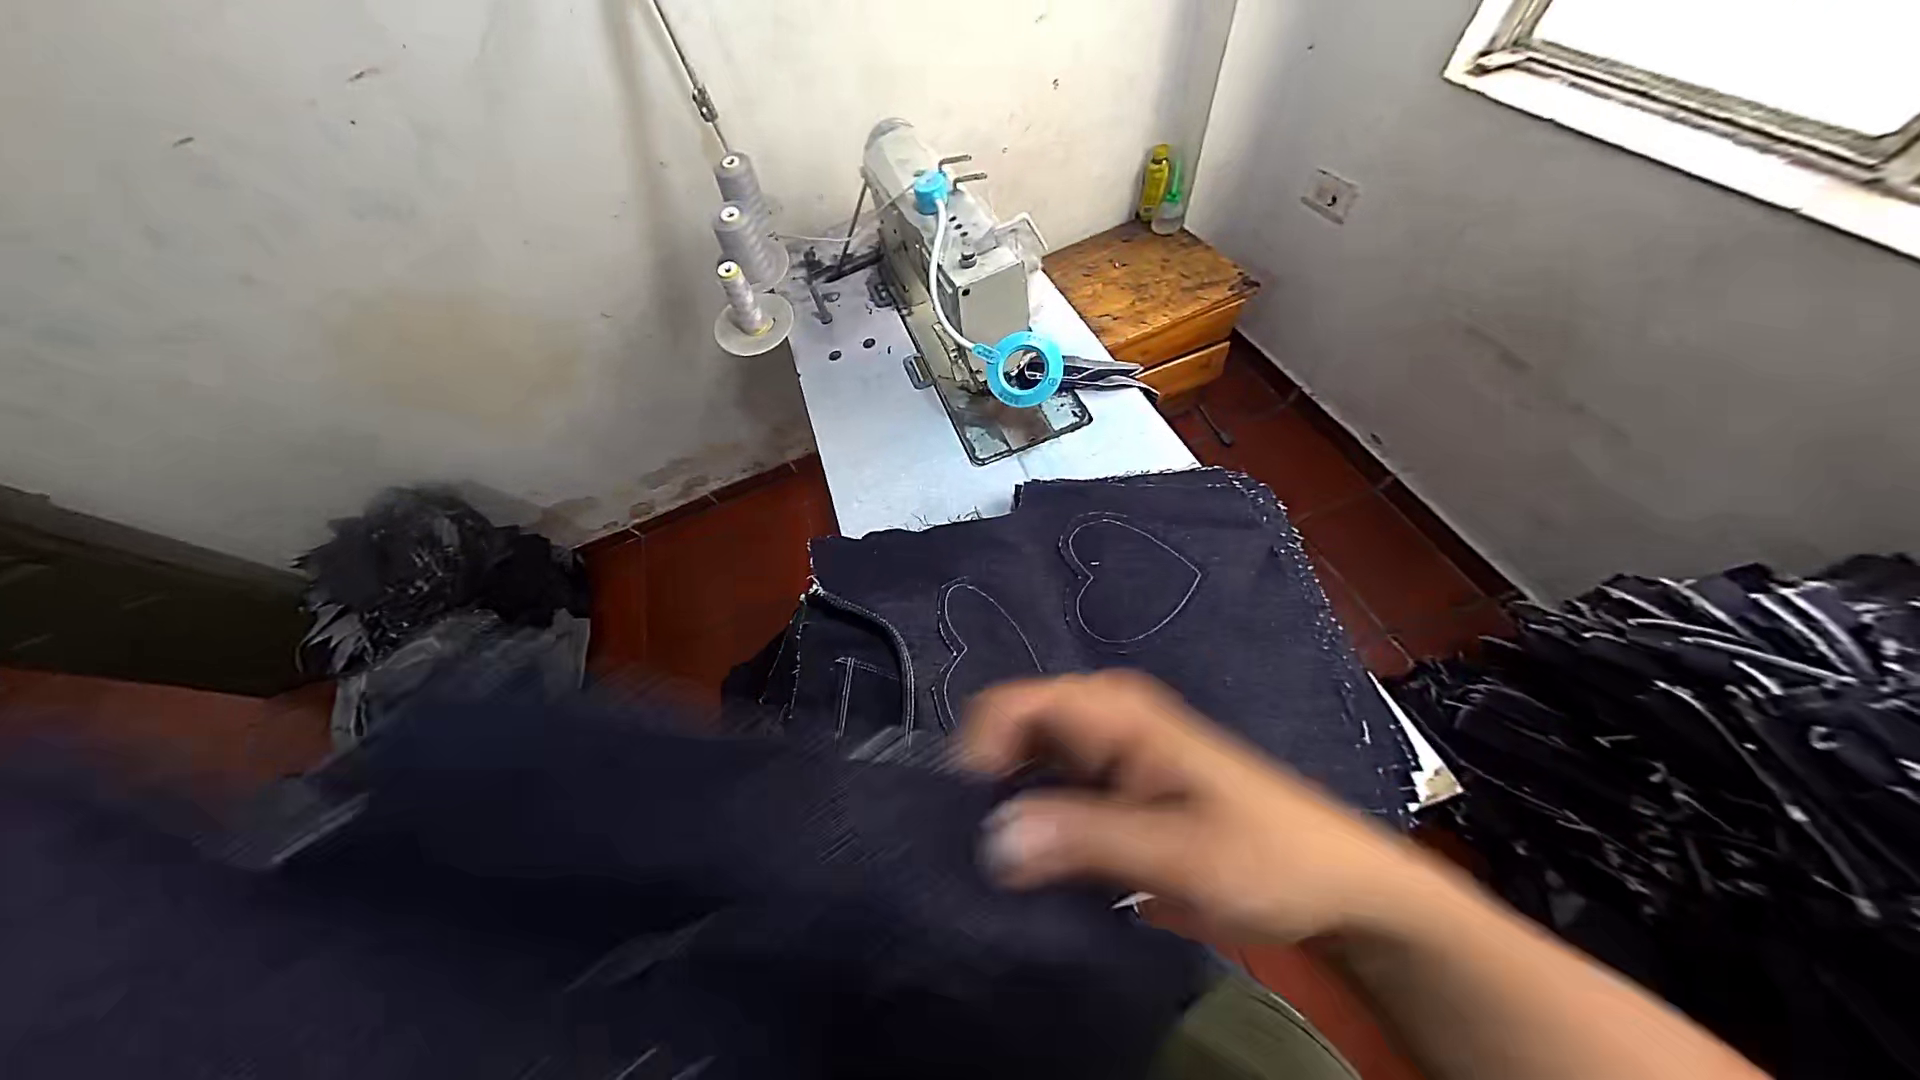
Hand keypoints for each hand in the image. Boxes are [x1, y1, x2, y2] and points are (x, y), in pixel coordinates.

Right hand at [961, 671, 1431, 943]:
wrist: (1337, 885)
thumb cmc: (1268, 857)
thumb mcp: (1178, 853)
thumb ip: (1084, 839)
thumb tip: (990, 837)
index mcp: (1115, 710)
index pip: (1012, 705)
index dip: (977, 751)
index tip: (972, 819)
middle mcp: (1102, 715)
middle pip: (1011, 729)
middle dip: (986, 781)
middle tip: (982, 851)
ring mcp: (1108, 747)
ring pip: (1026, 758)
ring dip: (1006, 802)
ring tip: (1000, 863)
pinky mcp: (1114, 782)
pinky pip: (1049, 784)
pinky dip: (1032, 815)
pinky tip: (1033, 862)